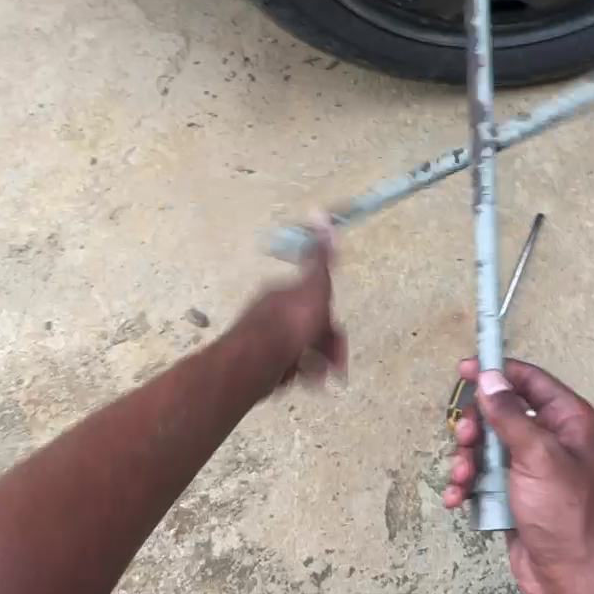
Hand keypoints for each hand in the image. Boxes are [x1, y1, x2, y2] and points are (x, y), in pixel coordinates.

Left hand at [227, 219, 346, 387]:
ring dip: (316, 363)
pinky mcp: (259, 363)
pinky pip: (287, 366)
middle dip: (326, 346)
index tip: (338, 337)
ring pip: (300, 349)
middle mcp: (272, 313)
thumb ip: (320, 255)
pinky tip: (303, 383)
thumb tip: (320, 210)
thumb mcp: (314, 286)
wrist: (254, 363)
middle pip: (309, 327)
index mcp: (285, 293)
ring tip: (320, 379)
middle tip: (336, 367)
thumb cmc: (290, 326)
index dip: (331, 318)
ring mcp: (263, 339)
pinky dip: (299, 373)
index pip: (316, 302)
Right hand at [444, 359, 593, 593]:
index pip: (530, 381)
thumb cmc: (564, 514)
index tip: (464, 370)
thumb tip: (490, 378)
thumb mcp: (537, 456)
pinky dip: (467, 485)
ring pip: (487, 446)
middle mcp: (552, 439)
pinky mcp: (514, 495)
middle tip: (463, 439)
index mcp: (569, 420)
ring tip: (461, 478)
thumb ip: (510, 415)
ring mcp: (531, 468)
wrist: (572, 580)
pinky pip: (483, 477)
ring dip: (466, 460)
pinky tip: (457, 499)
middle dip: (476, 425)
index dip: (497, 372)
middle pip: (502, 412)